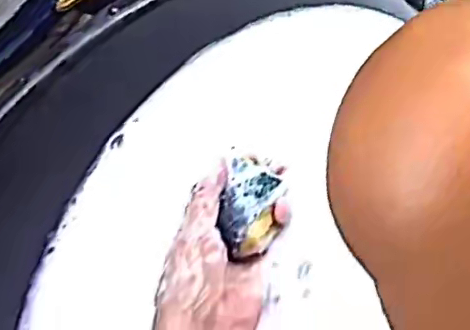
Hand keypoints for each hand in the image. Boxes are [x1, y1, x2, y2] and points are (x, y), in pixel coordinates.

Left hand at [154, 163, 287, 329]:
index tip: (249, 157)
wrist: (209, 329)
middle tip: (271, 166)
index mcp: (196, 232)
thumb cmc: (186, 296)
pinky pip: (276, 230)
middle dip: (259, 180)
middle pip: (244, 198)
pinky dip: (282, 216)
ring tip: (279, 183)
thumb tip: (214, 169)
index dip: (234, 173)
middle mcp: (219, 238)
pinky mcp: (261, 259)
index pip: (217, 193)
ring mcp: (241, 249)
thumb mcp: (191, 239)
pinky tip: (281, 210)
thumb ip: (204, 203)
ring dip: (273, 195)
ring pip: (263, 211)